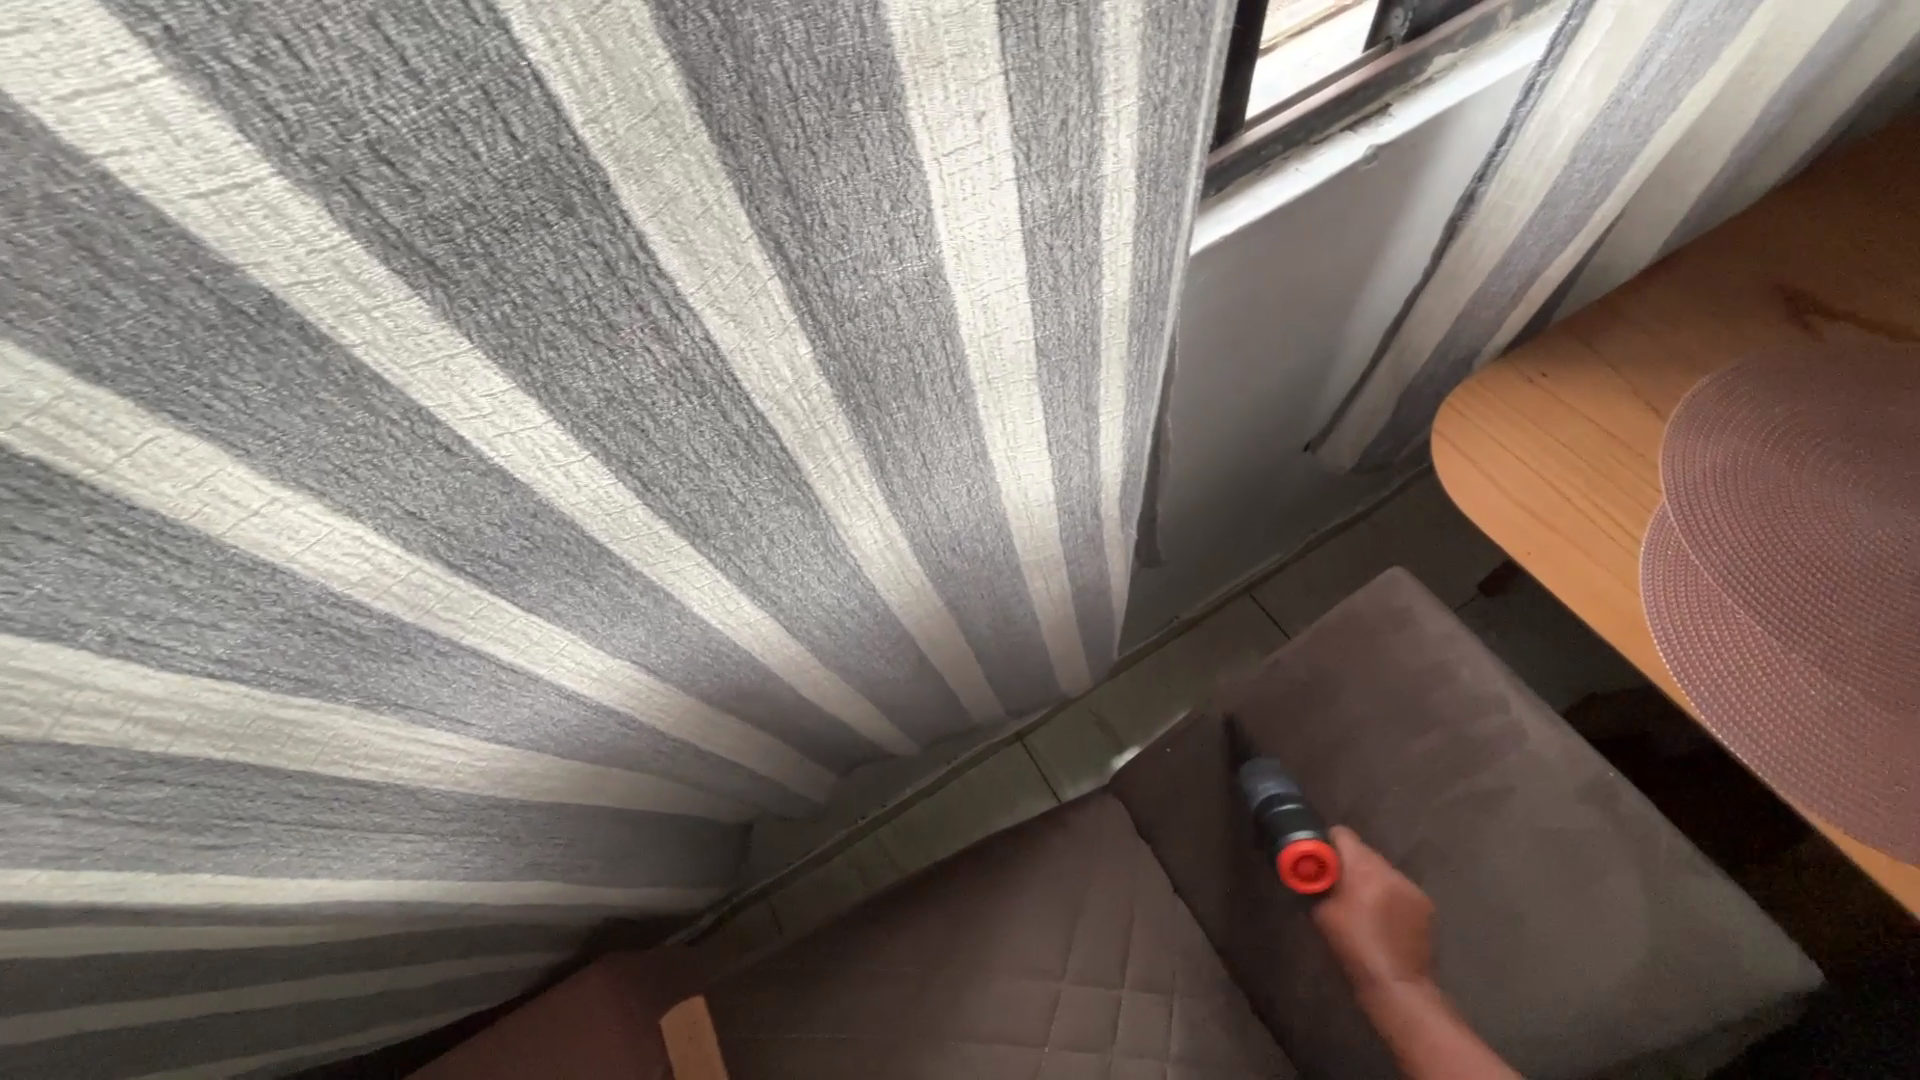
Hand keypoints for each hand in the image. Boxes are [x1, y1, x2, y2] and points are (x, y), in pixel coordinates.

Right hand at [1310, 826, 1435, 993]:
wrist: (1397, 984)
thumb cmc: (1353, 947)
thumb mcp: (1322, 913)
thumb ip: (1317, 885)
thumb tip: (1313, 873)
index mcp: (1363, 868)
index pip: (1342, 834)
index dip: (1326, 843)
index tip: (1318, 860)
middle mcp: (1390, 871)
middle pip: (1363, 851)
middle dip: (1348, 863)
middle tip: (1335, 884)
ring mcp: (1411, 887)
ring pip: (1382, 870)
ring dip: (1369, 878)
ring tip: (1360, 904)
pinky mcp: (1425, 905)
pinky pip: (1399, 888)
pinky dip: (1387, 894)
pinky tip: (1382, 918)